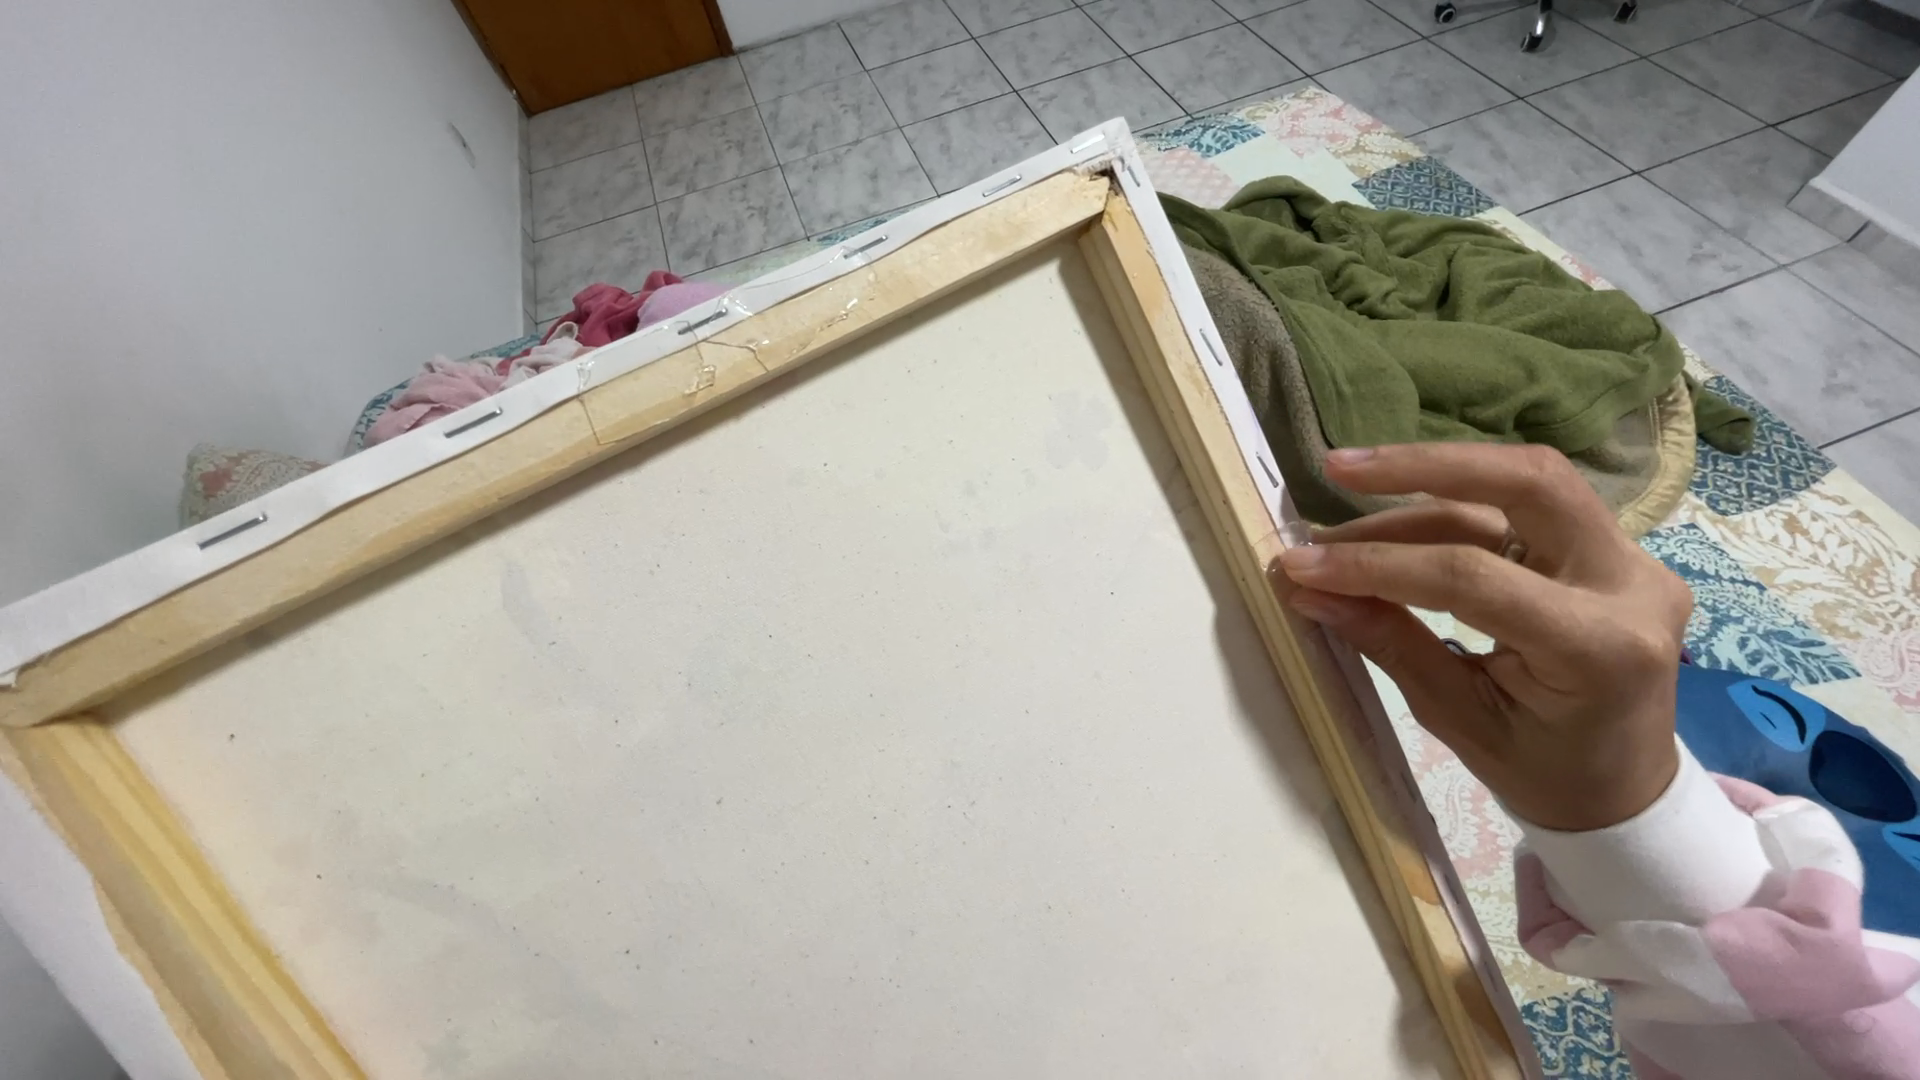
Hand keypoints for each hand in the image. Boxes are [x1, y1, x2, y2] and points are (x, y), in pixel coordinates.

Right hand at [1272, 443, 1692, 831]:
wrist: (1625, 792)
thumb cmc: (1541, 771)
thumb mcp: (1454, 716)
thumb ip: (1386, 641)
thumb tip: (1306, 590)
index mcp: (1600, 648)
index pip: (1469, 578)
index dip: (1374, 565)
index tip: (1299, 565)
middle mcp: (1629, 586)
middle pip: (1528, 481)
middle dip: (1422, 466)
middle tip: (1337, 468)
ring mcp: (1626, 560)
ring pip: (1522, 483)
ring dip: (1419, 488)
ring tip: (1336, 527)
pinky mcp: (1606, 550)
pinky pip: (1519, 508)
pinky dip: (1443, 508)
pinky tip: (1383, 528)